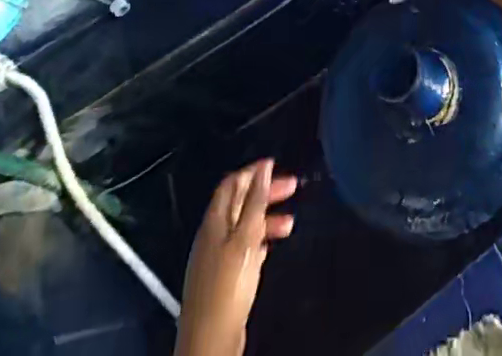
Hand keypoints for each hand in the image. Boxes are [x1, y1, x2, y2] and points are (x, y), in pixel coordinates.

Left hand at [175, 159, 296, 355]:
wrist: (210, 340)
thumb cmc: (228, 286)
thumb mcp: (246, 239)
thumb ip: (255, 203)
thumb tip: (262, 169)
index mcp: (215, 221)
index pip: (231, 184)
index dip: (253, 172)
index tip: (275, 164)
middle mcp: (212, 234)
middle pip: (239, 202)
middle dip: (264, 192)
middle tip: (291, 187)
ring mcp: (216, 255)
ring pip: (243, 225)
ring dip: (266, 218)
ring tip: (290, 222)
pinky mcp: (223, 276)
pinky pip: (243, 247)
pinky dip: (259, 240)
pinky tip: (271, 247)